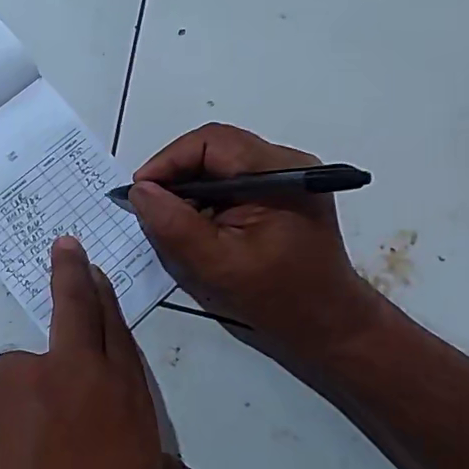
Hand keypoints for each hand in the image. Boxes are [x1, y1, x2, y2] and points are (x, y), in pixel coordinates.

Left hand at [0, 237, 170, 468]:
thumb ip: (145, 468)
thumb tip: (163, 466)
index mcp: (122, 399)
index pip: (112, 325)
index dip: (98, 289)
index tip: (82, 259)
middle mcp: (70, 373)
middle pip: (69, 314)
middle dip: (68, 279)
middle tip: (63, 257)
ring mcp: (14, 378)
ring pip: (13, 378)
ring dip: (13, 406)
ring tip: (9, 468)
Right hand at [127, 123, 381, 347]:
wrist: (328, 326)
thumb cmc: (275, 299)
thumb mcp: (215, 264)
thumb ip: (173, 225)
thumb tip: (140, 191)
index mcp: (279, 174)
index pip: (212, 142)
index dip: (168, 161)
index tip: (140, 192)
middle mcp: (287, 164)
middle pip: (215, 149)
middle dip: (177, 176)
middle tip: (152, 208)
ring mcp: (286, 177)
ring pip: (220, 164)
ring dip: (190, 188)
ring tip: (175, 221)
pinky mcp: (281, 193)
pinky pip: (231, 181)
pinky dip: (206, 199)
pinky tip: (199, 227)